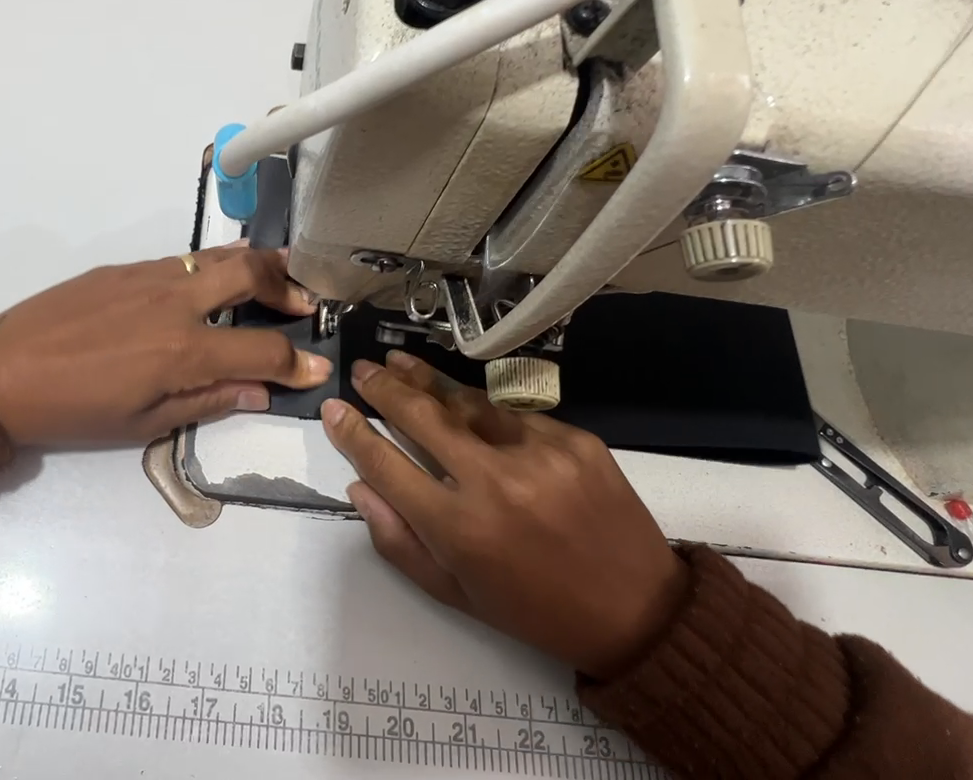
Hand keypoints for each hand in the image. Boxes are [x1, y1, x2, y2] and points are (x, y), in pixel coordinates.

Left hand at [0, 246, 331, 444]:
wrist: (1, 371)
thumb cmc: (73, 411)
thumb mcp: (142, 423)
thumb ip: (207, 402)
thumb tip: (259, 392)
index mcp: (182, 351)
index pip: (262, 351)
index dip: (297, 363)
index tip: (318, 369)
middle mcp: (175, 303)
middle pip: (249, 273)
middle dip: (287, 285)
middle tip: (303, 302)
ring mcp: (148, 277)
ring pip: (217, 256)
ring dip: (255, 264)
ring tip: (278, 274)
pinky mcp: (125, 267)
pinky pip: (182, 260)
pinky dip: (212, 266)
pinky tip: (214, 280)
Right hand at [321, 351, 688, 679]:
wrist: (639, 609)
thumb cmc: (534, 610)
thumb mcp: (455, 593)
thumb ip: (398, 541)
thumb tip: (360, 485)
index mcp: (459, 528)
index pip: (386, 464)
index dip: (352, 433)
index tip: (333, 409)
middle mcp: (494, 481)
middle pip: (421, 417)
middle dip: (384, 388)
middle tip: (362, 369)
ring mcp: (538, 453)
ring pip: (466, 401)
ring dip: (427, 380)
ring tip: (400, 362)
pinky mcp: (575, 438)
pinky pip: (514, 414)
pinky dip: (483, 407)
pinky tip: (465, 399)